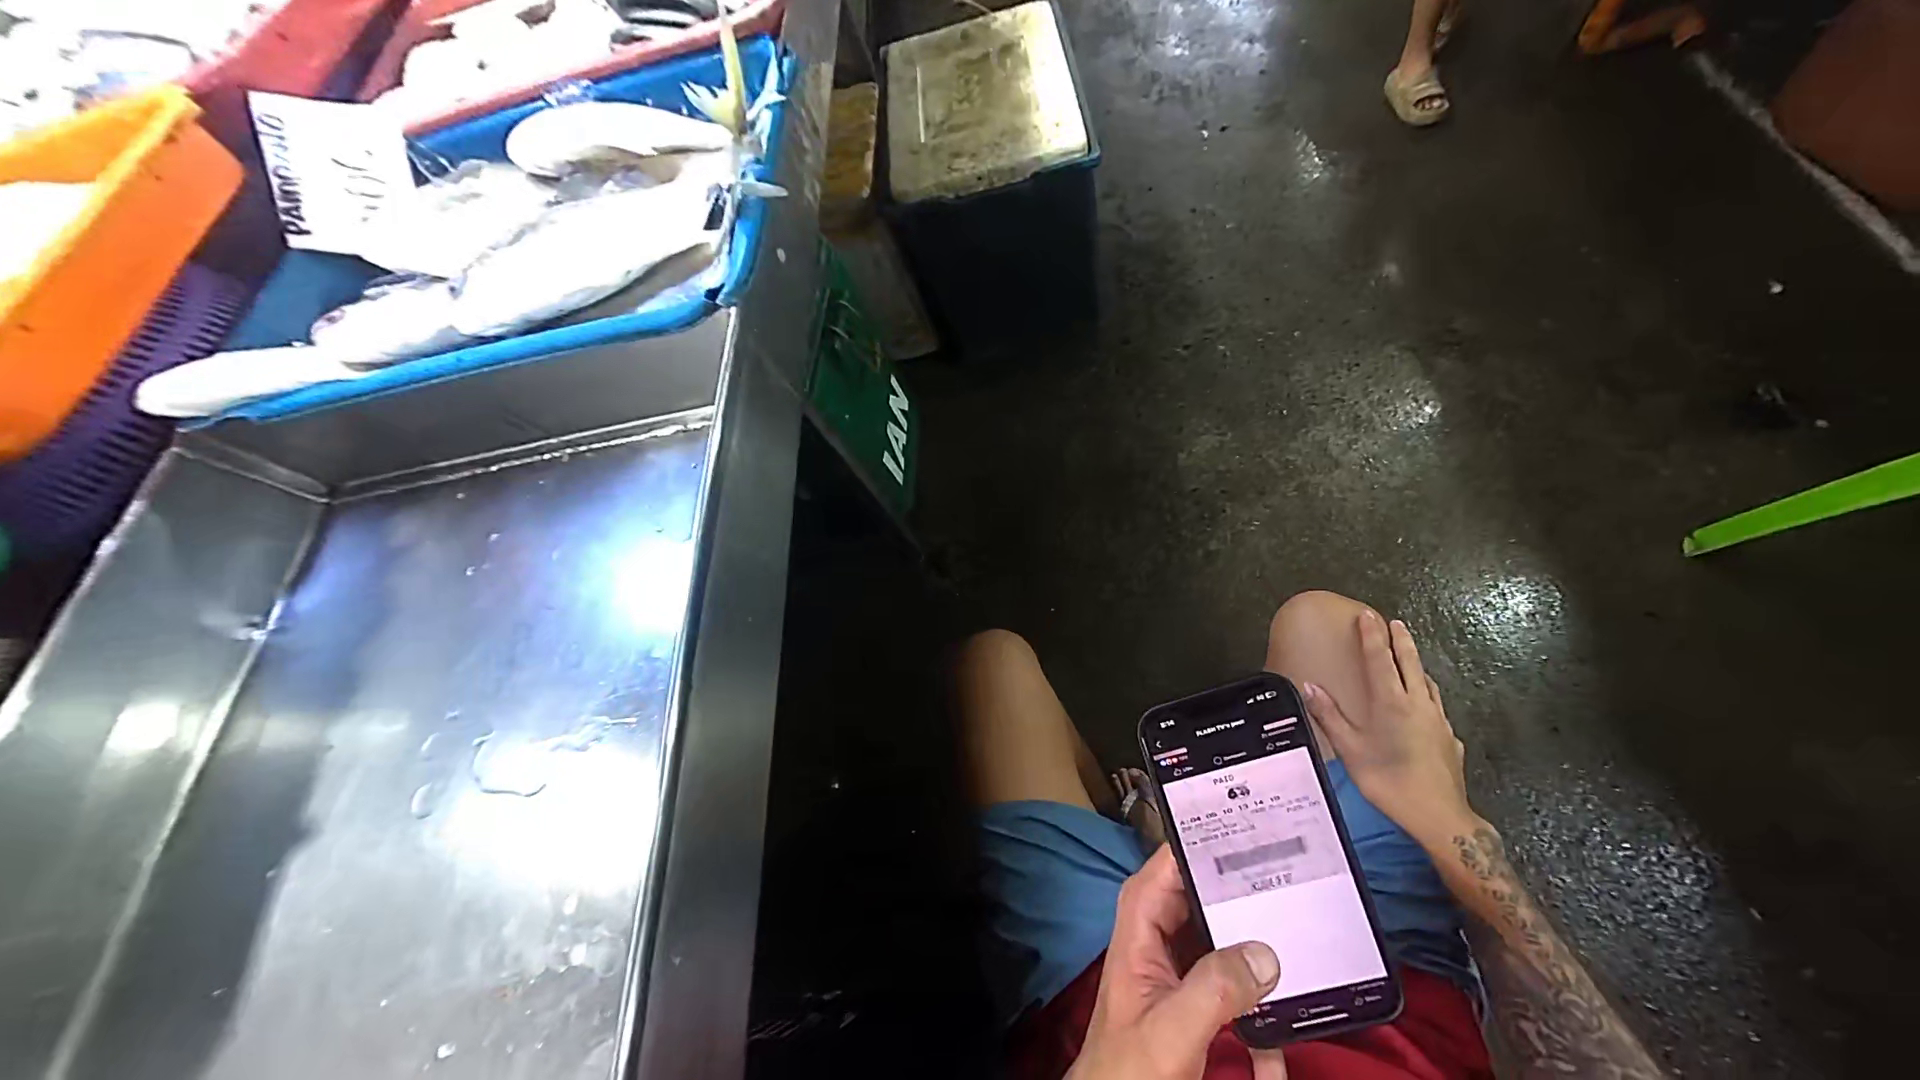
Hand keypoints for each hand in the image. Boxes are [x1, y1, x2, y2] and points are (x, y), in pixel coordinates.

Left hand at [1067, 845, 1287, 1079]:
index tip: (1250, 832)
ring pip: (1224, 935)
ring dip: (1259, 941)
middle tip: (1295, 877)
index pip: (1169, 864)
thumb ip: (1215, 989)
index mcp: (1141, 924)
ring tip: (1307, 931)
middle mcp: (1159, 935)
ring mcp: (1179, 966)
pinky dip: (1261, 1000)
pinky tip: (1291, 1024)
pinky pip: (1234, 981)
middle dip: (1243, 888)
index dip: (1203, 843)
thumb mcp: (1171, 1031)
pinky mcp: (1198, 998)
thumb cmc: (1129, 1071)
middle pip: (1203, 894)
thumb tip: (1265, 952)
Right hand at [1298, 610, 1477, 847]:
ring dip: (1416, 663)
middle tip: (1394, 622)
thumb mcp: (1350, 749)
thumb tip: (1309, 686)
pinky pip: (1435, 704)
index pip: (1380, 659)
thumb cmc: (1388, 781)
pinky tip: (1421, 702)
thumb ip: (1329, 715)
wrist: (1438, 816)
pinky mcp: (1449, 738)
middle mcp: (1418, 705)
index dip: (1372, 635)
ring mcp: (1438, 720)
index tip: (1368, 615)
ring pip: (1426, 682)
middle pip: (1410, 663)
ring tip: (1408, 655)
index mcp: (1391, 703)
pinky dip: (1425, 691)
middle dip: (1401, 640)